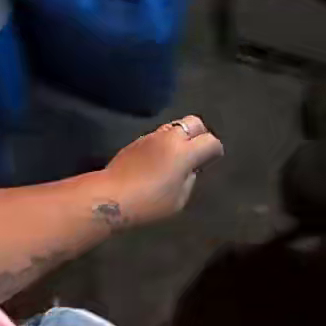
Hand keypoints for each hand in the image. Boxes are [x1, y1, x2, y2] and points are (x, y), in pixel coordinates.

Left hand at [97, 117, 224, 224]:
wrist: (110, 196)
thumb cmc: (149, 204)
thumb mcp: (178, 200)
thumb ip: (189, 180)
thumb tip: (189, 170)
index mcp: (185, 152)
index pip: (211, 141)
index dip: (215, 151)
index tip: (211, 161)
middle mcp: (170, 138)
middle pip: (194, 122)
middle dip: (200, 134)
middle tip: (197, 153)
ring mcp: (151, 137)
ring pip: (174, 127)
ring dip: (180, 138)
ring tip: (176, 157)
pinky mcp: (136, 141)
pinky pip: (158, 136)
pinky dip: (164, 144)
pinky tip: (158, 161)